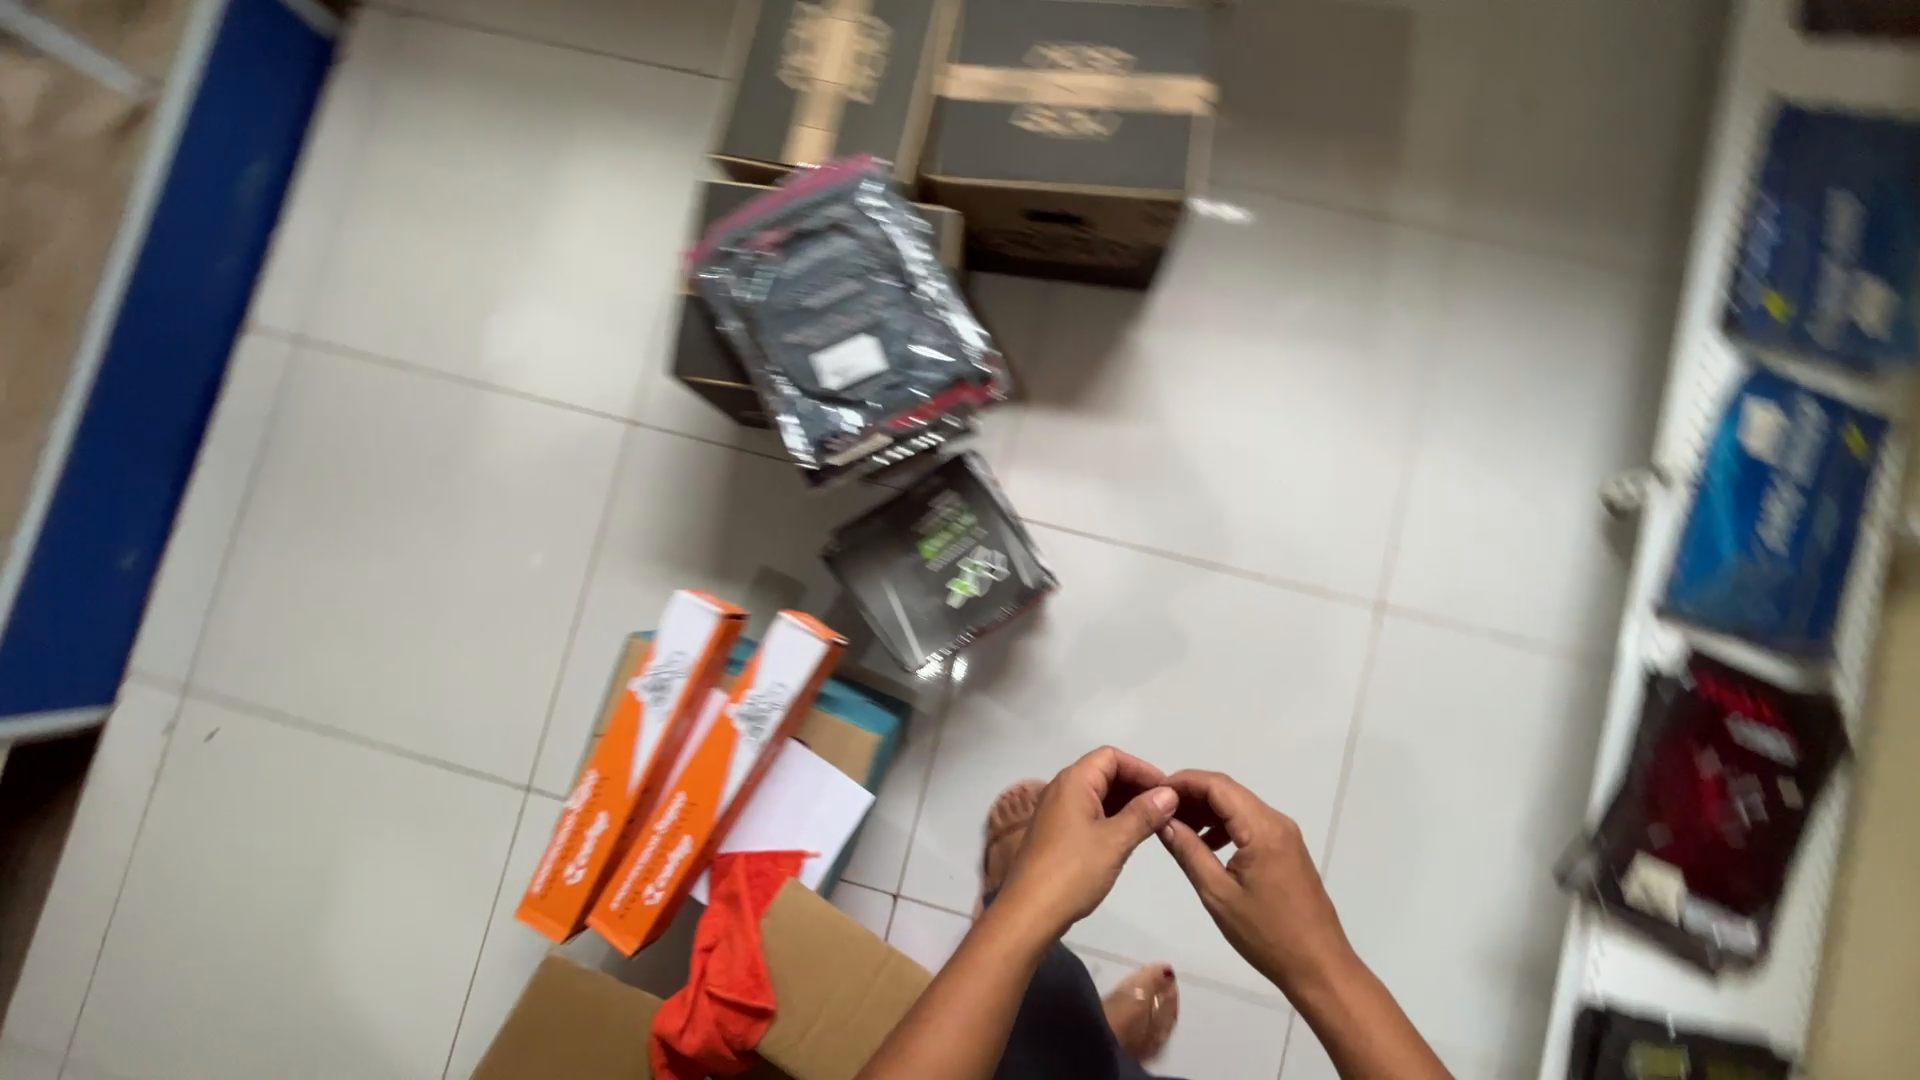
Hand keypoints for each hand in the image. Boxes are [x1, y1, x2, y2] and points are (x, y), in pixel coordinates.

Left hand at [997, 747, 1180, 937]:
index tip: (1168, 790)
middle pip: (1104, 772)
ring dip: (1126, 803)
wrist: (1030, 910)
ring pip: (1098, 794)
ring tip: (1156, 821)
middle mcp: (1062, 788)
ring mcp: (1058, 811)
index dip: (1141, 768)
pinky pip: (1090, 812)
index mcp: (1073, 780)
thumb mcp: (1114, 841)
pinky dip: (1112, 817)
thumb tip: (1169, 794)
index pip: (1111, 756)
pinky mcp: (1058, 832)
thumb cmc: (1073, 869)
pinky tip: (1131, 835)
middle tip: (1167, 807)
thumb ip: (1143, 814)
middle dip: (1136, 785)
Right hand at [1158, 770, 1355, 996]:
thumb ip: (1188, 851)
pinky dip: (1224, 825)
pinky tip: (1206, 846)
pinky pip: (1249, 823)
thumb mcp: (1218, 894)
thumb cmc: (1267, 934)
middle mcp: (1276, 822)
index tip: (1154, 794)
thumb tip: (1163, 821)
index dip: (1182, 782)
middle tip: (1160, 811)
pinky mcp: (1286, 849)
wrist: (1320, 968)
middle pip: (1227, 791)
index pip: (1216, 785)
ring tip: (1177, 828)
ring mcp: (1285, 835)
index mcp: (1262, 828)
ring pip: (1238, 805)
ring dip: (1206, 810)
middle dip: (1192, 795)